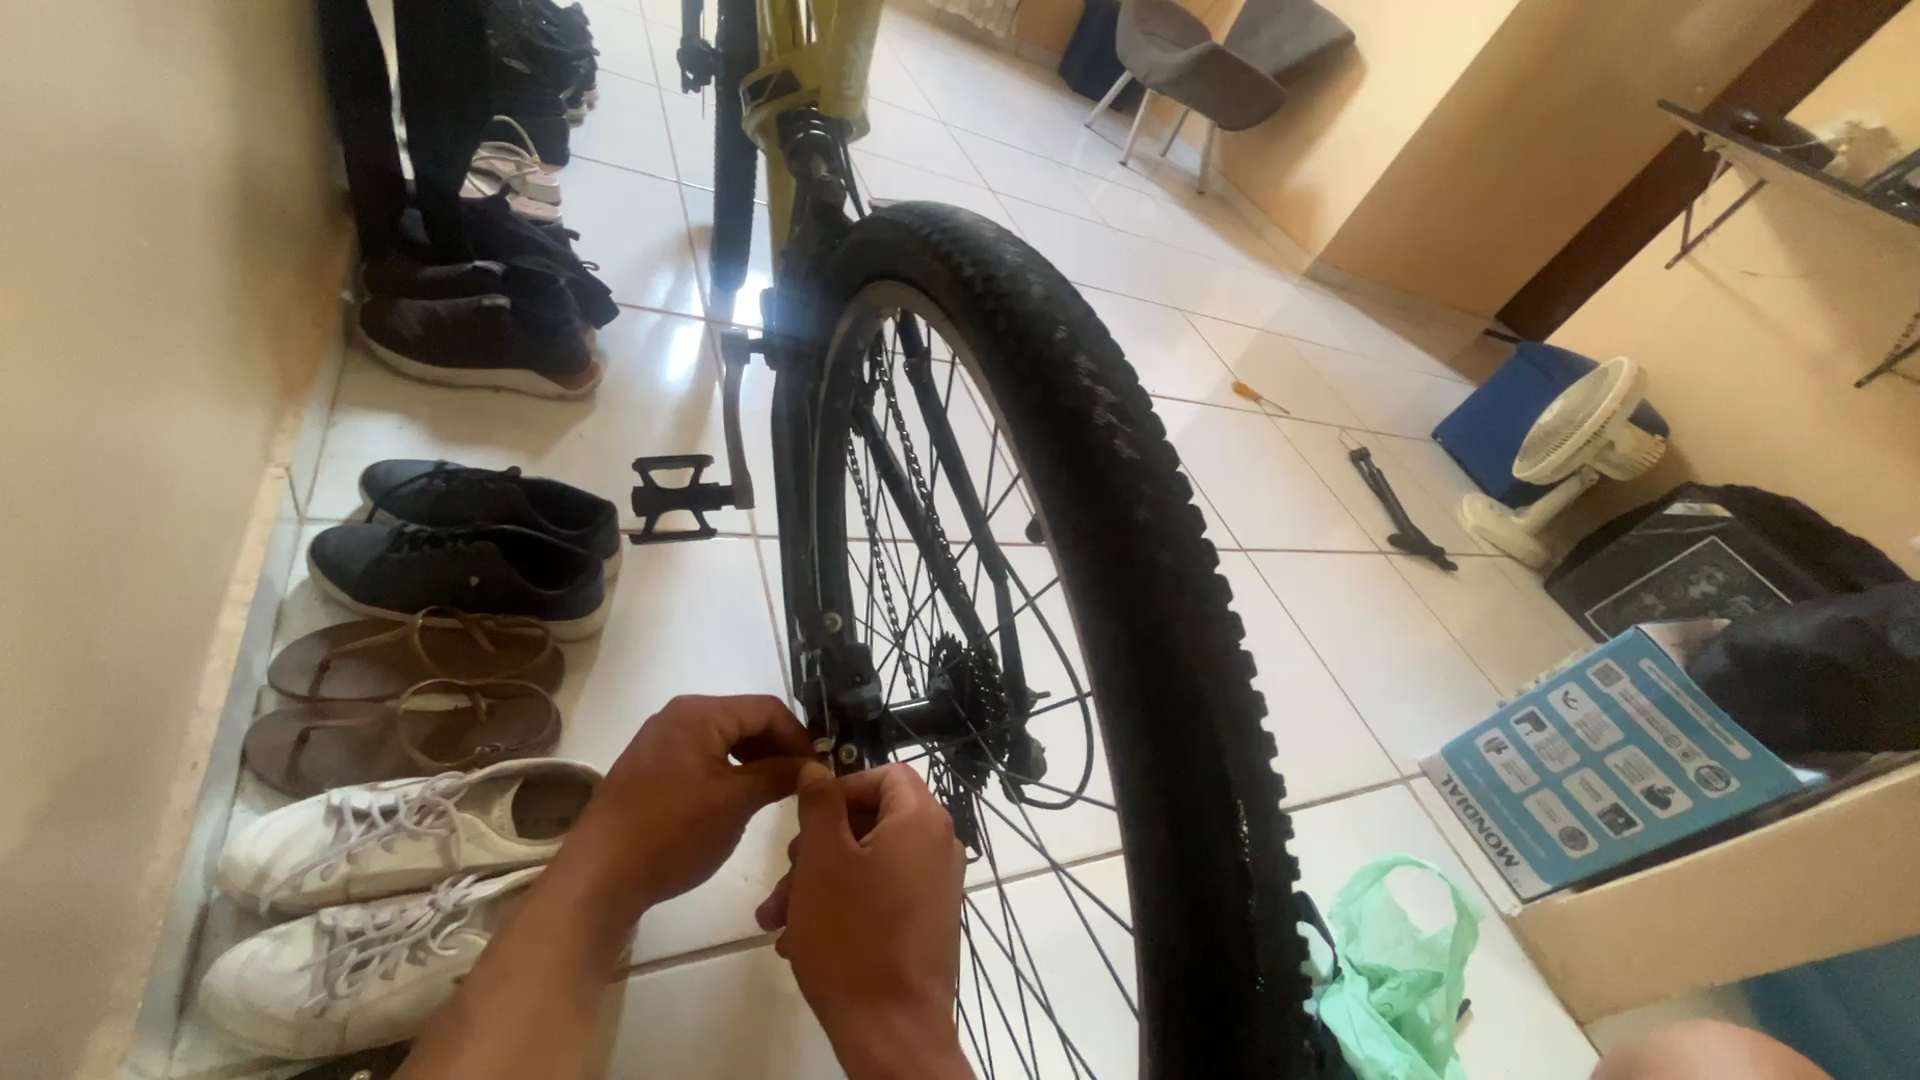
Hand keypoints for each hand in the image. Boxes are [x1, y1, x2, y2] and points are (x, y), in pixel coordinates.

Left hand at [552, 694, 812, 920]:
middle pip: (745, 719)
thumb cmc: (674, 831)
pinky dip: (727, 770)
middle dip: (777, 747)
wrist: (600, 876)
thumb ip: (778, 775)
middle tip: (801, 781)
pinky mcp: (648, 767)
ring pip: (723, 739)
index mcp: (700, 713)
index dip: (799, 737)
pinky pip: (701, 755)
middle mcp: (678, 715)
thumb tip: (811, 766)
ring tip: (775, 792)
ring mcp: (659, 740)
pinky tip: (739, 798)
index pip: (767, 709)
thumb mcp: (737, 801)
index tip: (818, 769)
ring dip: (754, 760)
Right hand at [756, 763, 969, 1079]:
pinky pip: (883, 892)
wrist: (893, 1030)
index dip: (841, 788)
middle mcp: (939, 844)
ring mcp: (936, 885)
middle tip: (784, 877)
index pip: (885, 774)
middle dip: (820, 845)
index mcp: (922, 819)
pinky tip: (802, 937)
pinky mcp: (927, 920)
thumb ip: (820, 805)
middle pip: (874, 820)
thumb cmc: (853, 935)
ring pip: (871, 860)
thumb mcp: (823, 860)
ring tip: (779, 918)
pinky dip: (845, 903)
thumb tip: (818, 769)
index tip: (806, 819)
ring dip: (822, 880)